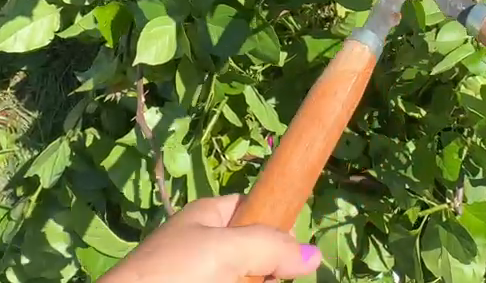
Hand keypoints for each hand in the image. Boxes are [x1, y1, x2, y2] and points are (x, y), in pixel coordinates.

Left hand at [102, 196, 321, 282]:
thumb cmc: (170, 275)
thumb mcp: (224, 251)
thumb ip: (270, 247)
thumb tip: (315, 255)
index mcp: (210, 216)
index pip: (256, 210)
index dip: (276, 230)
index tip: (288, 257)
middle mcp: (204, 246)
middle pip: (253, 257)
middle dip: (265, 274)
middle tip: (259, 282)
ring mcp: (200, 275)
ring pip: (242, 277)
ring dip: (255, 280)